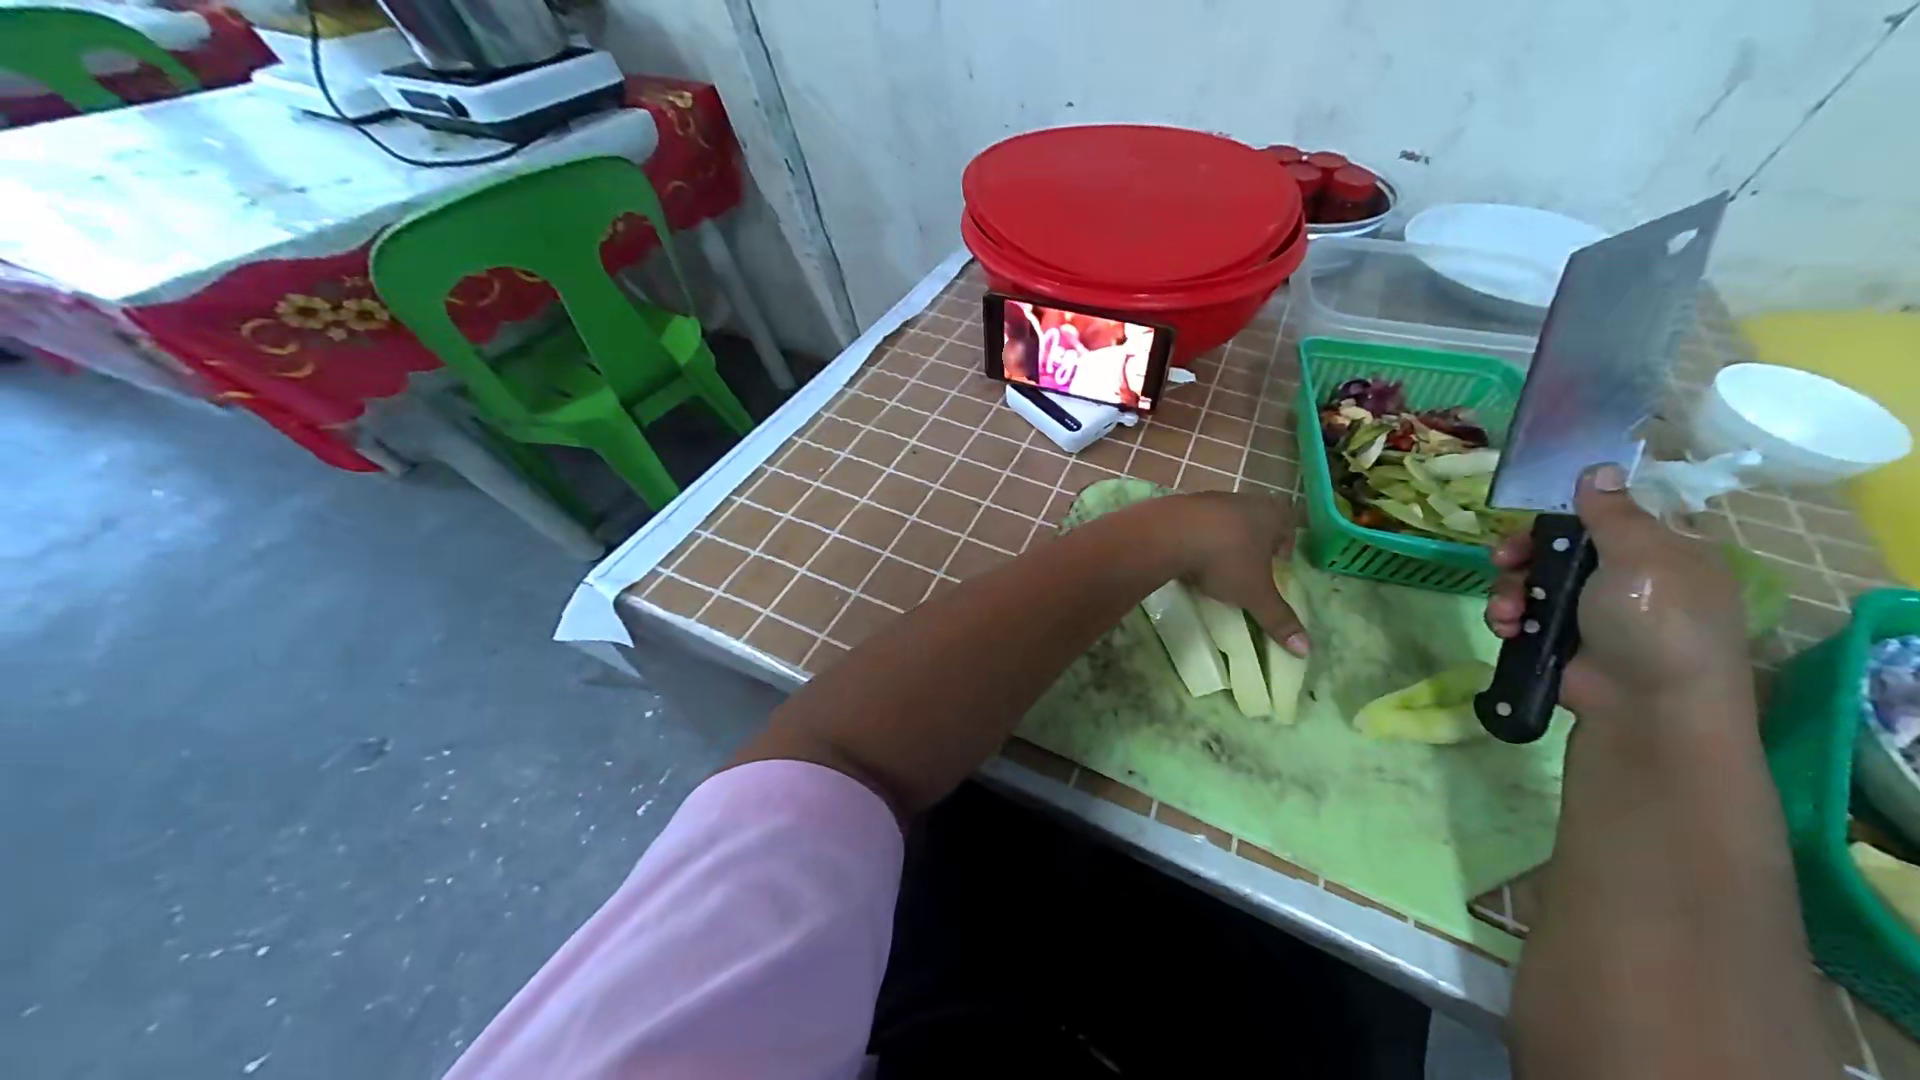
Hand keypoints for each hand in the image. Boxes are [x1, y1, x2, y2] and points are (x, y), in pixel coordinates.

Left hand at [1168, 491, 1309, 654]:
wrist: (1167, 535)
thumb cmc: (1224, 560)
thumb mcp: (1255, 594)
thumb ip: (1279, 618)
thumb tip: (1307, 650)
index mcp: (1270, 513)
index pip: (1287, 525)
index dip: (1285, 546)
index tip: (1276, 565)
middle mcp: (1243, 500)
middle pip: (1256, 520)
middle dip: (1254, 543)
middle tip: (1248, 568)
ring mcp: (1209, 498)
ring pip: (1224, 521)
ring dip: (1223, 540)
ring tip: (1215, 565)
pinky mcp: (1180, 504)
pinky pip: (1195, 523)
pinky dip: (1196, 538)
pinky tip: (1188, 556)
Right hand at [1485, 465, 1749, 721]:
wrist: (1645, 705)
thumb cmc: (1655, 622)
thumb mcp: (1640, 557)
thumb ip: (1612, 513)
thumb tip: (1599, 466)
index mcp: (1659, 554)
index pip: (1601, 520)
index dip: (1561, 518)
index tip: (1531, 523)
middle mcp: (1625, 581)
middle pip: (1555, 550)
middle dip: (1521, 556)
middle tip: (1503, 562)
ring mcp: (1589, 614)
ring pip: (1529, 583)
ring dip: (1508, 591)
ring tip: (1508, 612)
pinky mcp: (1557, 641)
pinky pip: (1521, 615)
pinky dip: (1507, 618)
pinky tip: (1507, 627)